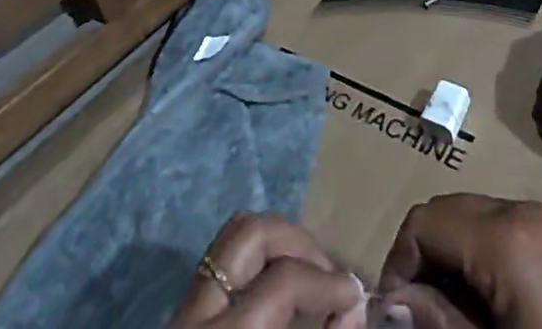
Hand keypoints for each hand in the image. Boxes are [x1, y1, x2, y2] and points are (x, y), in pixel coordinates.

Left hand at [167, 212, 368, 328]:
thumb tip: (354, 305)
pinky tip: (282, 286)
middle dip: (300, 242)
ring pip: (232, 235)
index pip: (283, 280)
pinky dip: (259, 261)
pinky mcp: (184, 309)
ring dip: (279, 243)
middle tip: (331, 276)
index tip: (358, 300)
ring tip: (311, 273)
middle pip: (249, 231)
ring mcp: (183, 304)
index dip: (331, 284)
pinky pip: (224, 261)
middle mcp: (196, 308)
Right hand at [378, 194, 541, 328]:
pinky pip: (500, 227)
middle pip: (445, 210)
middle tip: (416, 311)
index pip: (423, 221)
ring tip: (448, 309)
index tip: (394, 310)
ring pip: (471, 216)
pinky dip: (478, 252)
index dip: (398, 261)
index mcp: (503, 236)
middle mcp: (521, 212)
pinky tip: (485, 300)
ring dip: (449, 253)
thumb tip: (395, 300)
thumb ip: (440, 320)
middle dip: (422, 255)